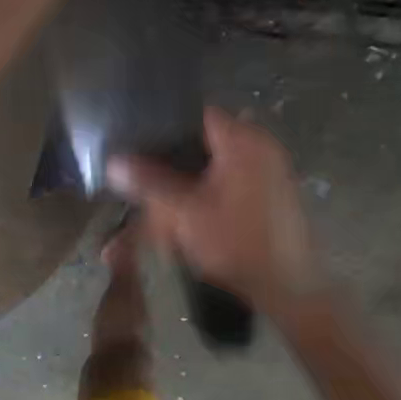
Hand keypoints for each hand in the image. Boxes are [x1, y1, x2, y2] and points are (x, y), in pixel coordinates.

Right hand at [106, 108, 327, 322]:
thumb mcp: (183, 212)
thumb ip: (148, 182)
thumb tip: (114, 162)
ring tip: (162, 204)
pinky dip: (207, 191)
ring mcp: (270, 169)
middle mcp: (261, 146)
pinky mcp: (272, 191)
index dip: (164, 123)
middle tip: (145, 179)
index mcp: (243, 140)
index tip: (138, 139)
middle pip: (204, 140)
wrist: (286, 286)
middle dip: (174, 160)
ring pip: (215, 164)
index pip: (196, 113)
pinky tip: (189, 214)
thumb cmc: (235, 242)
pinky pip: (230, 180)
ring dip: (189, 180)